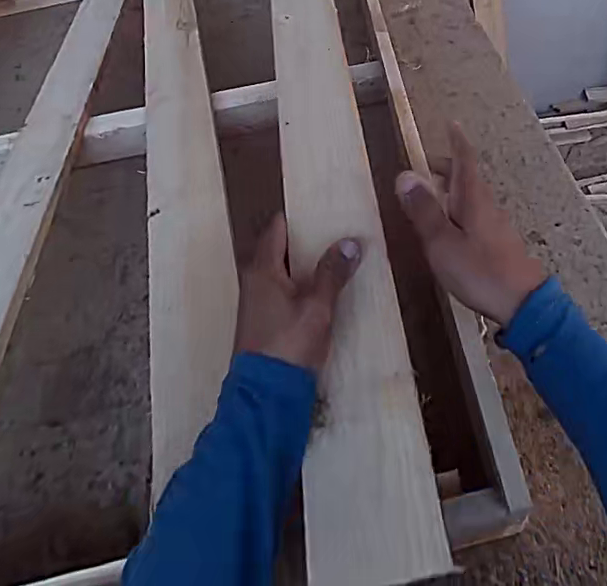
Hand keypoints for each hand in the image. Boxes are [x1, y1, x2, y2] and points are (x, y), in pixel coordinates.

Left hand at [234, 213, 361, 370]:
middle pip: (281, 248)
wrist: (265, 401)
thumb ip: (333, 273)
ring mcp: (259, 303)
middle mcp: (255, 281)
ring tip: (340, 252)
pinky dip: (305, 283)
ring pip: (285, 271)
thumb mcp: (317, 308)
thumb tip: (351, 241)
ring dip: (308, 263)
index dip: (299, 215)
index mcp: (262, 270)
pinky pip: (287, 290)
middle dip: (308, 238)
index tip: (324, 206)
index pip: (277, 228)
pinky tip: (329, 287)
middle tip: (340, 227)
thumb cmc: (288, 346)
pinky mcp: (267, 322)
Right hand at [395, 123, 547, 325]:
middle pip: (465, 176)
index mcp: (473, 197)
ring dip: (450, 188)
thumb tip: (405, 176)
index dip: (456, 140)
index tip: (451, 124)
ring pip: (470, 195)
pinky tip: (448, 225)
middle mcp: (486, 204)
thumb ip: (424, 210)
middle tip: (423, 164)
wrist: (522, 303)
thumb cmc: (480, 271)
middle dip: (445, 166)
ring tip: (429, 193)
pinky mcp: (497, 241)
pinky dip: (457, 207)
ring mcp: (494, 223)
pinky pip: (474, 213)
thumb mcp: (442, 242)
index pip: (464, 159)